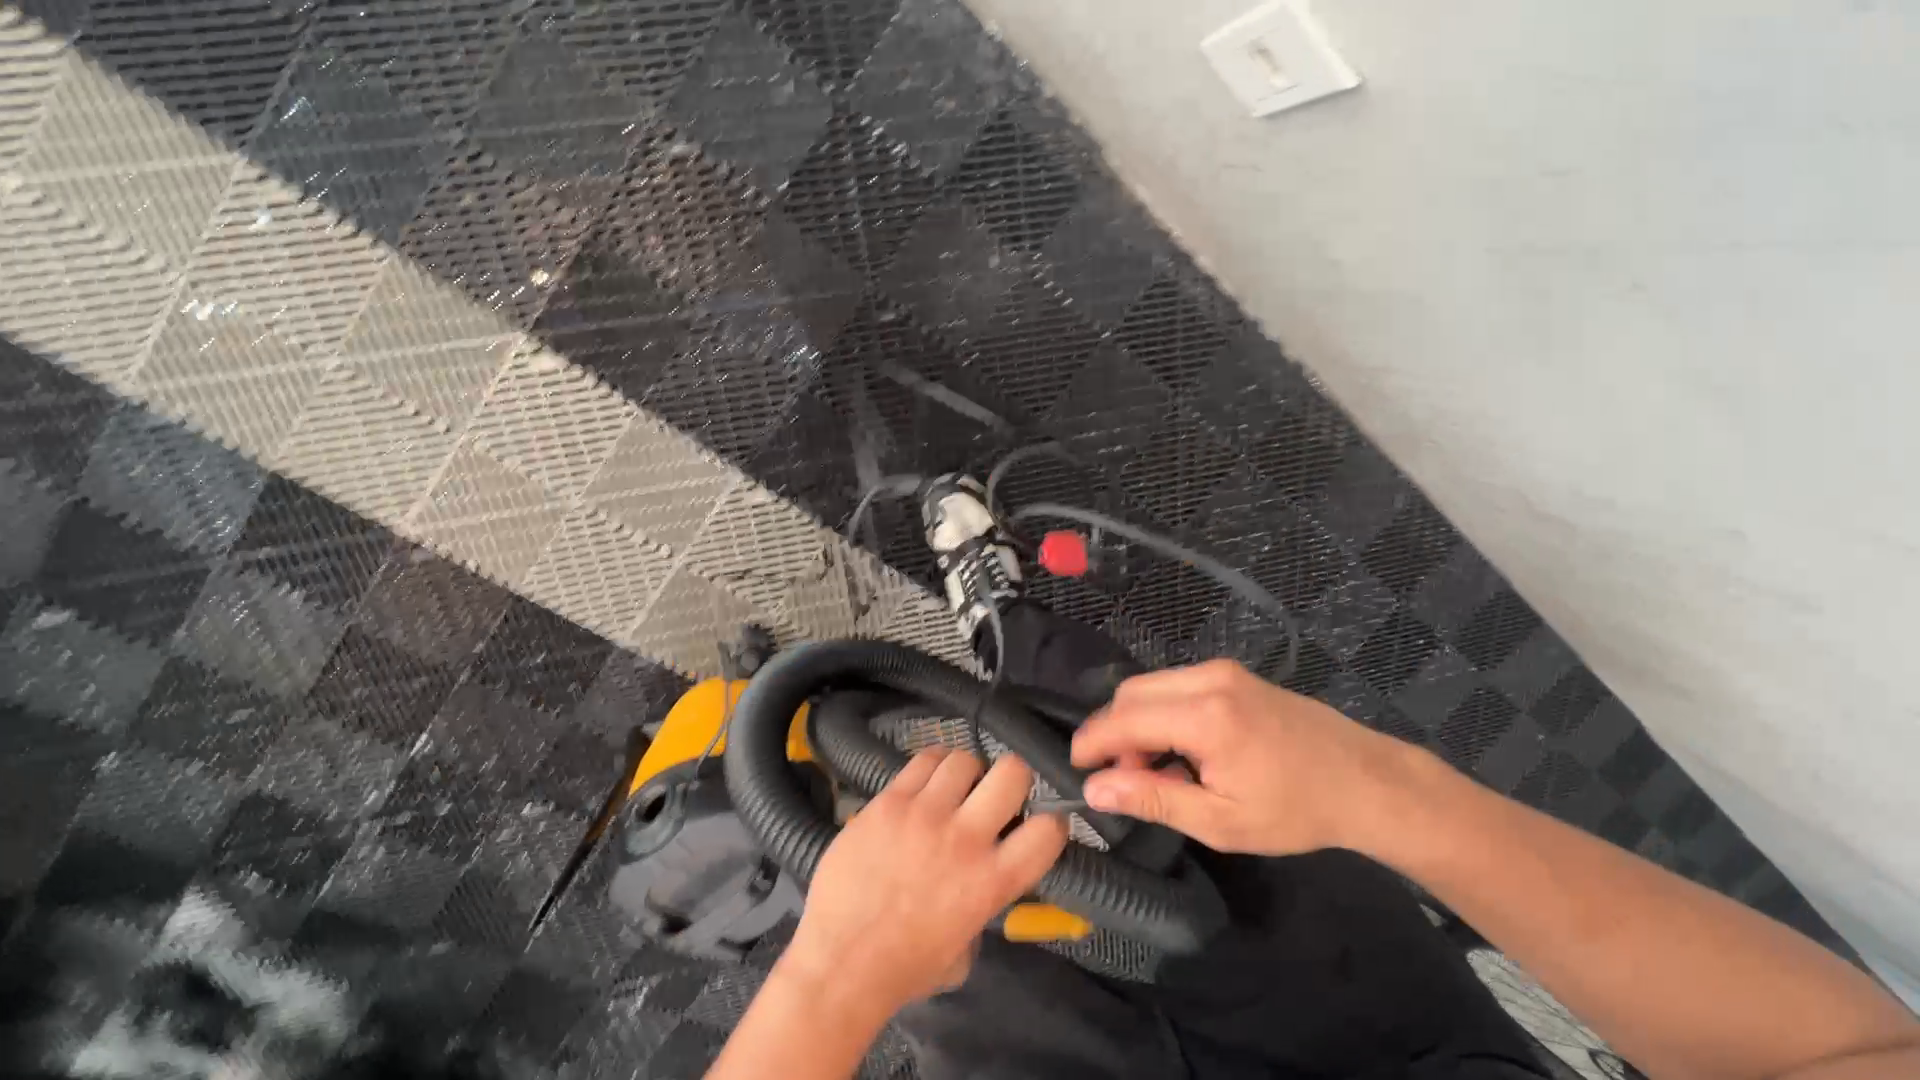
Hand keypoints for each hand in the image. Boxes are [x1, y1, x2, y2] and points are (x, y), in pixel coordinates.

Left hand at [782, 747, 1070, 1013]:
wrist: (841, 963)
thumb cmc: (906, 969)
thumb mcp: (966, 950)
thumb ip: (984, 910)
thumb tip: (982, 886)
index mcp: (993, 881)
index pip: (1049, 830)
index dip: (1051, 824)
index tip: (1039, 827)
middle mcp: (966, 838)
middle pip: (1013, 773)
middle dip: (1013, 780)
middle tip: (997, 796)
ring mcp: (924, 814)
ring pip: (964, 759)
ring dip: (967, 772)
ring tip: (955, 788)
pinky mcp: (887, 802)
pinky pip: (921, 760)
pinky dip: (932, 766)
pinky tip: (926, 782)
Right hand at [1070, 658, 1413, 855]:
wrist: (1366, 782)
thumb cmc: (1295, 810)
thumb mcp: (1220, 820)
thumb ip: (1152, 799)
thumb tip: (1094, 788)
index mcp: (1205, 716)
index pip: (1123, 719)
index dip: (1091, 742)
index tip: (1073, 768)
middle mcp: (1209, 680)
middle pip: (1131, 694)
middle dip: (1114, 733)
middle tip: (1124, 779)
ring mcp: (1224, 672)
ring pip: (1153, 687)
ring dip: (1139, 724)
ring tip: (1159, 772)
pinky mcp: (1235, 675)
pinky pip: (1177, 686)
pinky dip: (1163, 714)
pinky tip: (1184, 753)